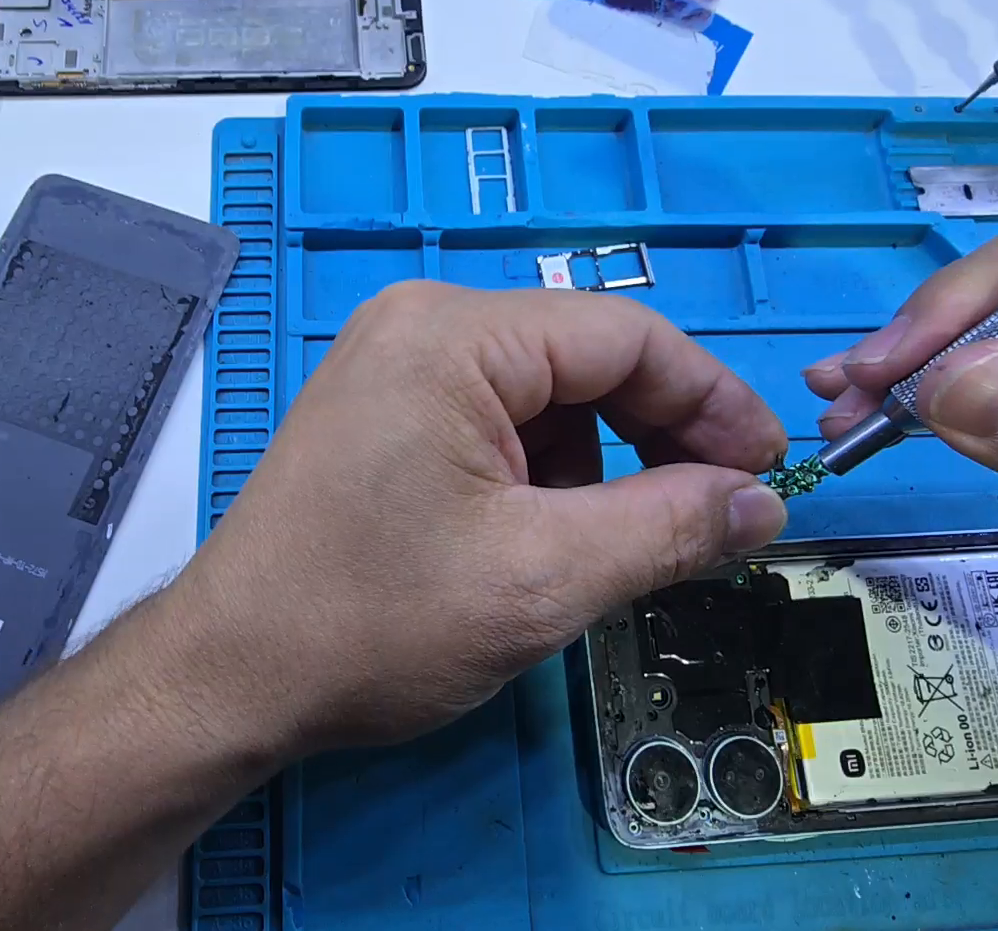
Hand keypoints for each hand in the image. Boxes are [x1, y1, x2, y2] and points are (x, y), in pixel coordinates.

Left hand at [169, 282, 788, 753]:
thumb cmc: (373, 623)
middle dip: (656, 431)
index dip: (710, 398)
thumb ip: (669, 528)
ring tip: (603, 538)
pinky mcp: (381, 407)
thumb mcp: (542, 578)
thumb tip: (759, 500)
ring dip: (597, 458)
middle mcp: (418, 322)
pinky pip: (493, 415)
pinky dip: (540, 467)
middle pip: (581, 357)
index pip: (623, 335)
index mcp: (452, 333)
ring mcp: (392, 361)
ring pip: (542, 391)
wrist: (232, 674)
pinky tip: (537, 528)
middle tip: (710, 509)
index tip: (765, 470)